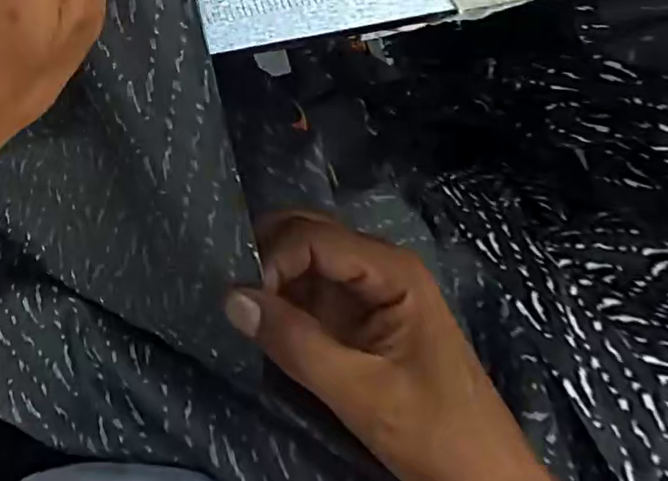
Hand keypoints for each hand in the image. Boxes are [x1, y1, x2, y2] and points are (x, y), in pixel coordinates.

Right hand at [226, 212, 549, 480]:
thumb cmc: (436, 434)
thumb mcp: (363, 394)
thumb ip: (296, 344)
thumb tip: (231, 297)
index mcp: (390, 269)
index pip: (315, 237)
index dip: (274, 257)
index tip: (244, 297)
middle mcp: (377, 266)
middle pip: (309, 233)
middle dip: (267, 251)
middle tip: (231, 284)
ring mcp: (367, 290)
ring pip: (305, 257)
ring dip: (270, 273)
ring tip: (239, 299)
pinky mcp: (357, 317)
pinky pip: (310, 290)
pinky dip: (281, 297)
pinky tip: (260, 315)